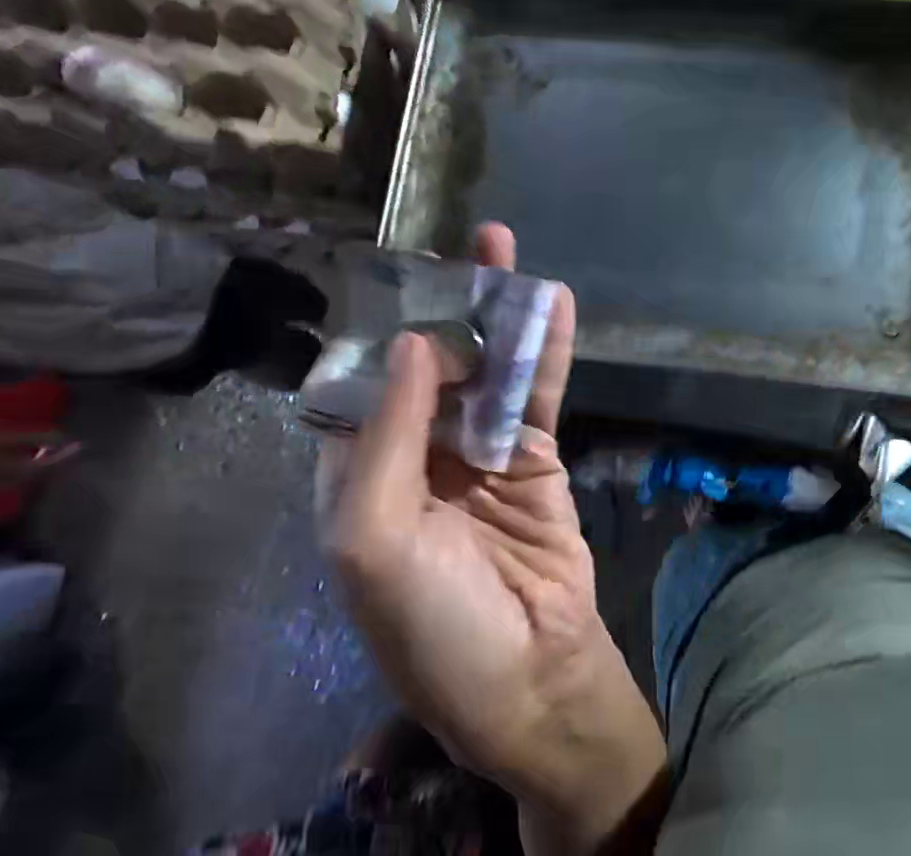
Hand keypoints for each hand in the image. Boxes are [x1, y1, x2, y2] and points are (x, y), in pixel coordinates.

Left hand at [319, 223, 664, 853]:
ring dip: (497, 312)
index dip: (373, 331)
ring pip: (488, 367)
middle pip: (429, 364)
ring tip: (502, 243)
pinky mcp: (536, 453)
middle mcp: (419, 453)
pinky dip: (546, 348)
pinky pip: (538, 391)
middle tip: (456, 244)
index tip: (391, 273)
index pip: (358, 387)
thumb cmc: (430, 620)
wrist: (530, 666)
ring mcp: (481, 449)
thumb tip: (411, 345)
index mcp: (361, 476)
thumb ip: (389, 439)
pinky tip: (553, 302)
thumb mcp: (376, 540)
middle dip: (441, 305)